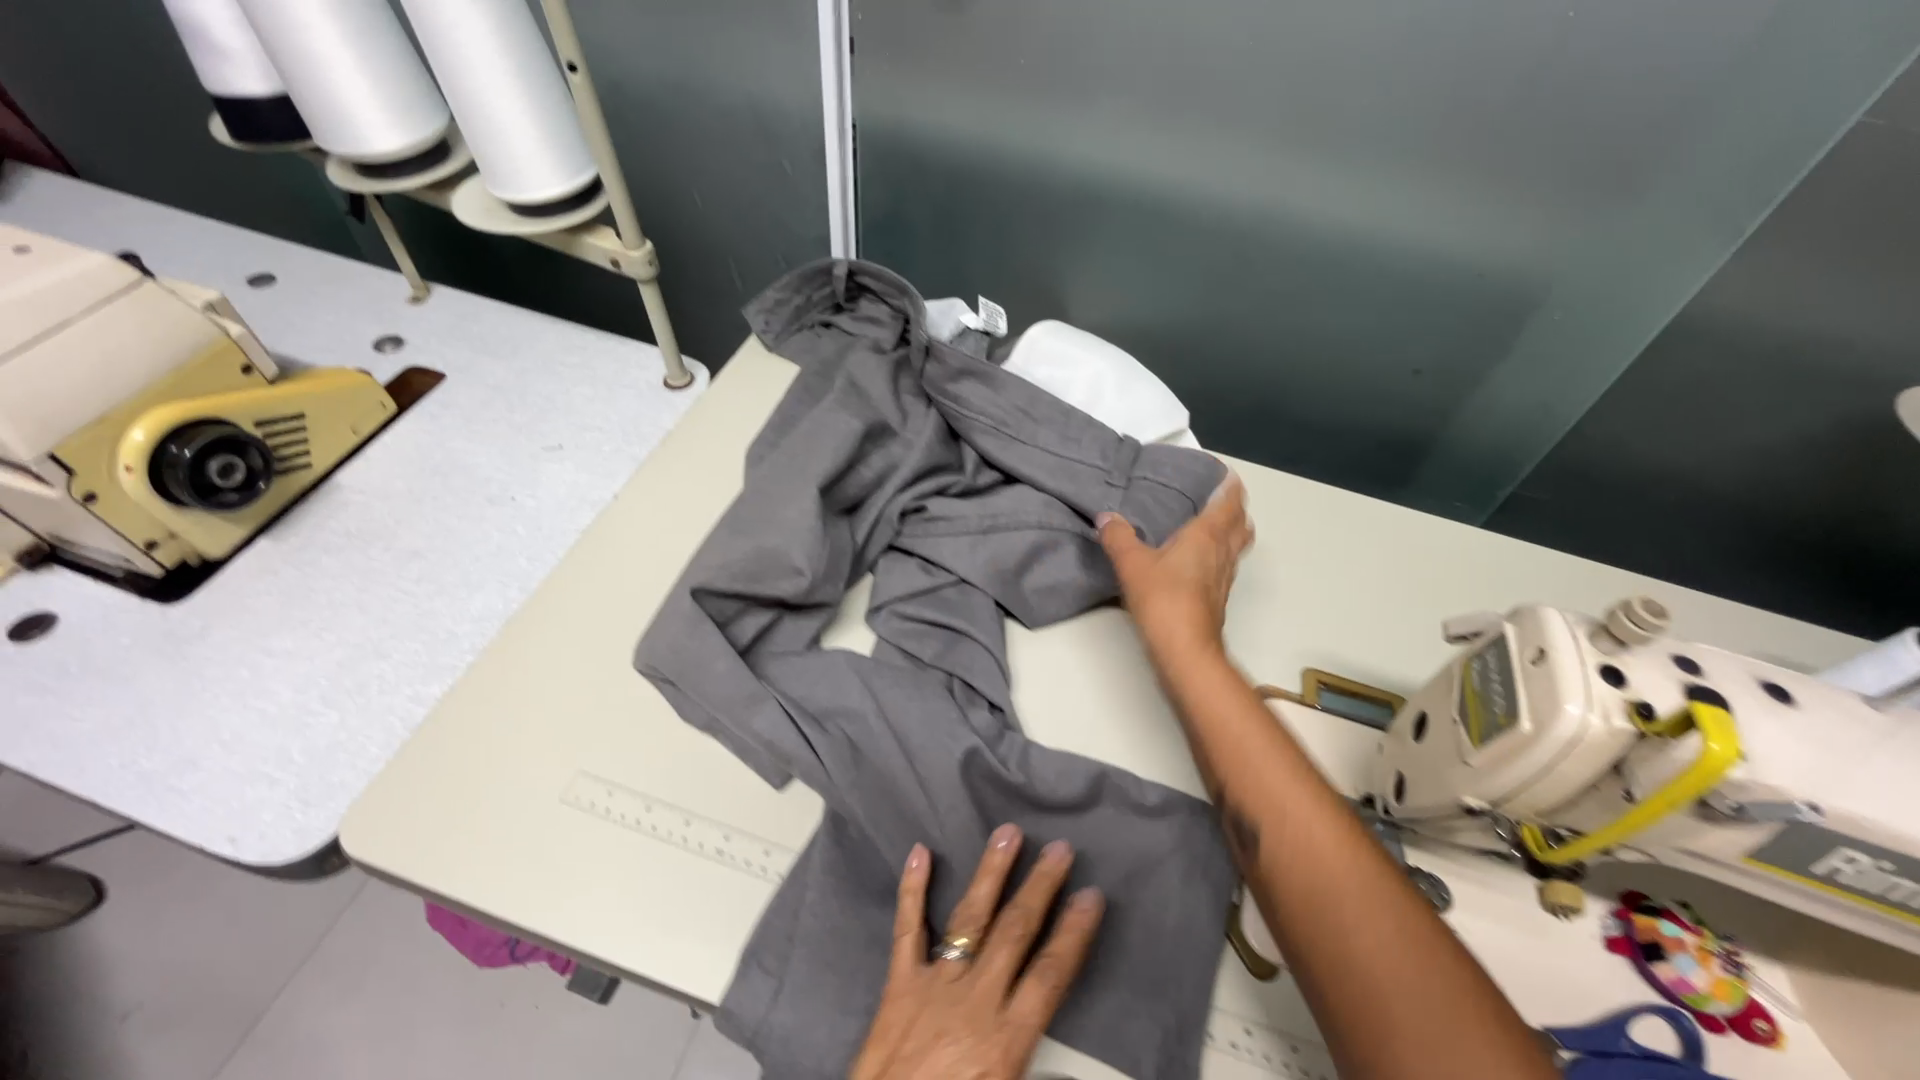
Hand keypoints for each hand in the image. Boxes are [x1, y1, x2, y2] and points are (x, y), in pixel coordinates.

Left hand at [850, 826, 1105, 1079]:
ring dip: (991, 874)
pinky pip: (906, 929)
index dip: (1074, 933)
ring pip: (969, 918)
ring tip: (1007, 836)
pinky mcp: (899, 983)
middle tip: (1059, 850)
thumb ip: (1029, 1055)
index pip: (1050, 973)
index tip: (1091, 896)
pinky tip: (919, 853)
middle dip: (1039, 887)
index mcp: (1006, 1037)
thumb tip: (1058, 1042)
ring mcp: (935, 985)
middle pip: (1015, 932)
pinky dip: (912, 889)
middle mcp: (975, 1000)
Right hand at [1098, 471, 1253, 661]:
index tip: (1224, 474)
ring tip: (1212, 527)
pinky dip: (1218, 556)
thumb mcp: (1132, 564)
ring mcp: (1224, 578)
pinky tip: (1198, 562)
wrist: (1185, 650)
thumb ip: (1118, 537)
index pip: (1229, 502)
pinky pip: (1224, 567)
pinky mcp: (1218, 599)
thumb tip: (1106, 517)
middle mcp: (1222, 553)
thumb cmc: (1163, 600)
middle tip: (1219, 499)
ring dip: (1231, 533)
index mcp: (1207, 535)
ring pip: (1237, 547)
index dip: (1230, 486)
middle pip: (1241, 524)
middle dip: (1235, 509)